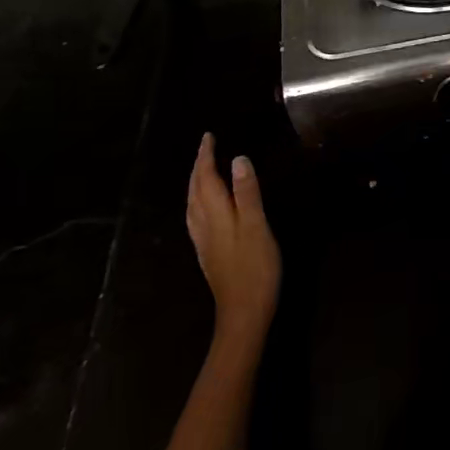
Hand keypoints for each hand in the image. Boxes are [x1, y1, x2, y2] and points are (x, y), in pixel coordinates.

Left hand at [186, 133, 280, 342]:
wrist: (243, 313)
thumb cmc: (255, 266)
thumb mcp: (256, 225)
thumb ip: (247, 192)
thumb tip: (237, 158)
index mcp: (215, 213)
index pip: (206, 178)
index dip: (206, 156)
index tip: (209, 136)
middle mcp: (204, 224)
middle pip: (195, 190)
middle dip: (199, 167)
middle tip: (206, 147)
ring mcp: (203, 241)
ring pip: (193, 204)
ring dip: (196, 183)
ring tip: (203, 170)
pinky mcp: (208, 253)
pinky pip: (196, 216)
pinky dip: (198, 200)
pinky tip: (205, 207)